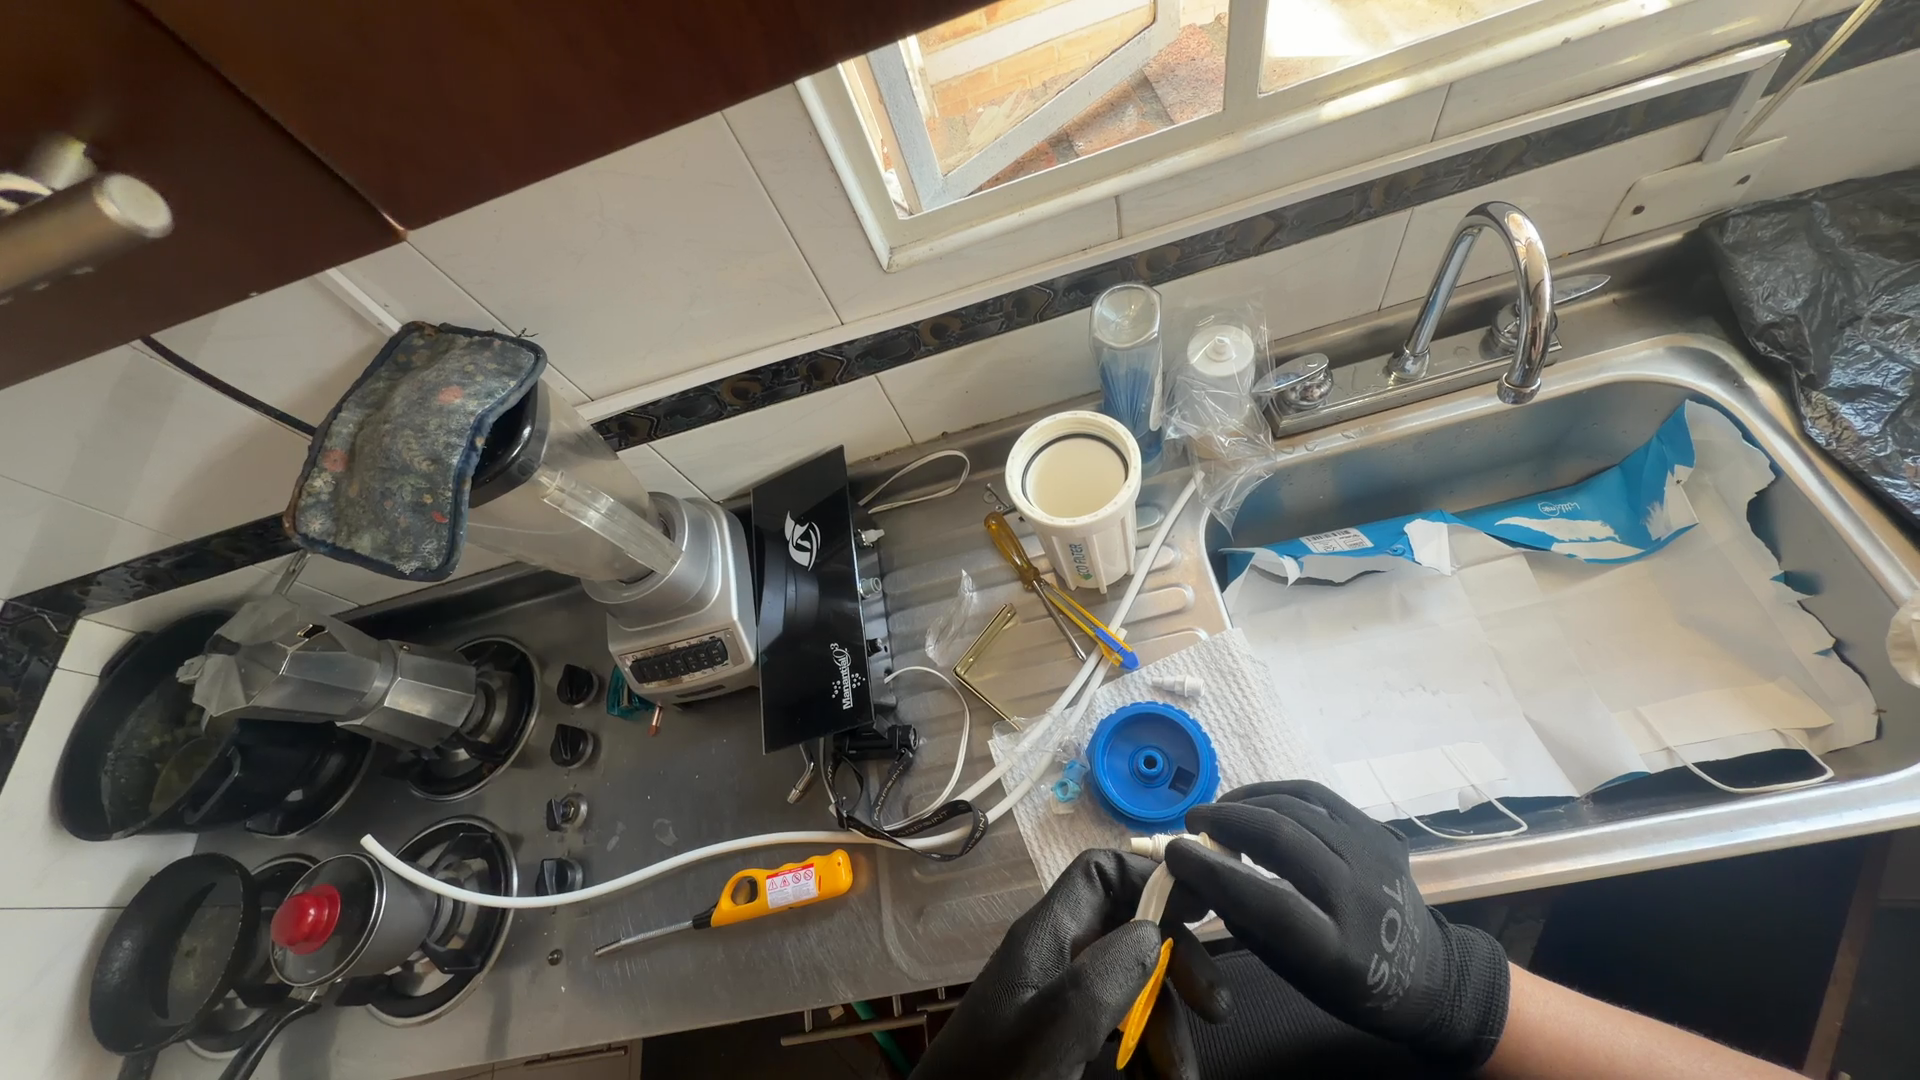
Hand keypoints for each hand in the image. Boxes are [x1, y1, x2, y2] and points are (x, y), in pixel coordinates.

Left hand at [914, 849, 1230, 1079]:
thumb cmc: (996, 1078)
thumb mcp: (1056, 1028)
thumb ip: (1105, 974)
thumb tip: (1154, 930)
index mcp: (1047, 935)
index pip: (1100, 873)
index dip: (1148, 879)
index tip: (1199, 913)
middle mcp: (1054, 957)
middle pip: (1127, 932)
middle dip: (1175, 966)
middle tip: (1215, 1010)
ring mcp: (1056, 999)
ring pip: (1129, 989)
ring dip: (1165, 1027)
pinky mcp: (1059, 1039)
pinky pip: (1114, 1028)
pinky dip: (1143, 1053)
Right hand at [1165, 781, 1508, 1069]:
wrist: (1430, 976)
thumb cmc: (1349, 985)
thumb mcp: (1293, 969)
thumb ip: (1246, 918)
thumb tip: (1197, 867)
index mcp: (1337, 947)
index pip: (1265, 900)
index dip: (1212, 871)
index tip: (1175, 851)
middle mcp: (1360, 896)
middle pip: (1280, 837)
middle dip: (1225, 821)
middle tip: (1193, 822)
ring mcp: (1373, 855)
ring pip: (1295, 806)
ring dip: (1244, 802)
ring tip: (1218, 813)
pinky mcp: (1378, 831)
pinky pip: (1315, 795)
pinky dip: (1273, 792)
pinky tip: (1251, 802)